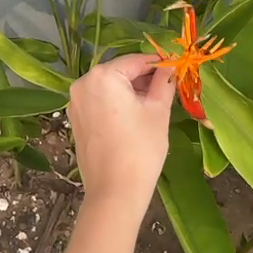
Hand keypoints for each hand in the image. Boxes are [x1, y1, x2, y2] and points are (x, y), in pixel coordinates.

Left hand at [67, 52, 174, 218]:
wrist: (115, 192)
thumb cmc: (141, 148)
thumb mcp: (158, 111)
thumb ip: (163, 83)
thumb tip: (169, 67)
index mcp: (102, 76)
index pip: (135, 60)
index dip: (158, 63)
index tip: (176, 67)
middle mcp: (83, 83)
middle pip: (120, 72)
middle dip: (143, 78)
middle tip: (168, 87)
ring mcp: (76, 102)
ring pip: (109, 87)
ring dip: (130, 91)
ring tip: (154, 103)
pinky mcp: (76, 119)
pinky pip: (99, 102)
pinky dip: (116, 103)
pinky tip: (135, 116)